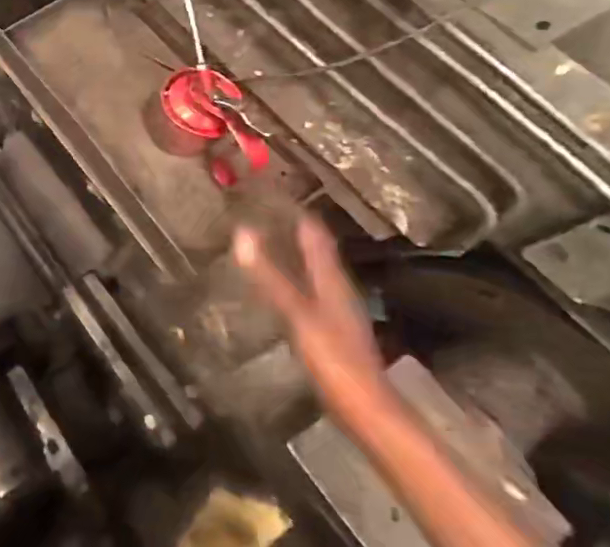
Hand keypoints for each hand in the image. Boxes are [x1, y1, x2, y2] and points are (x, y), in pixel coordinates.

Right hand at [234, 215, 388, 412]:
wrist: (367, 413)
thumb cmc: (334, 359)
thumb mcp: (297, 315)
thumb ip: (270, 276)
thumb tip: (242, 232)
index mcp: (332, 280)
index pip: (316, 235)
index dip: (299, 214)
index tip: (273, 195)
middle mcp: (339, 290)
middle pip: (318, 252)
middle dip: (295, 232)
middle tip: (266, 216)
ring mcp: (339, 313)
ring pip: (316, 273)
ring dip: (296, 257)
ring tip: (270, 245)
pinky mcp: (335, 334)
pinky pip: (312, 294)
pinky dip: (296, 282)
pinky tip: (283, 292)